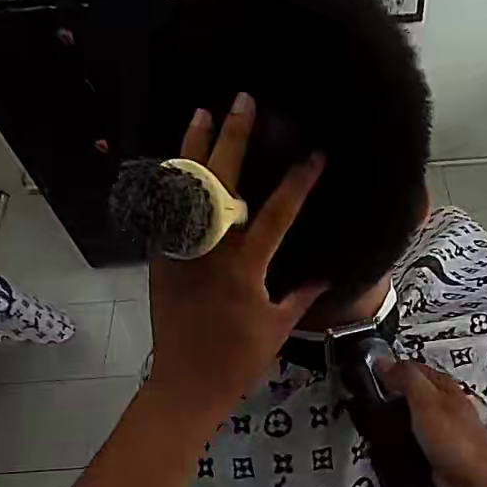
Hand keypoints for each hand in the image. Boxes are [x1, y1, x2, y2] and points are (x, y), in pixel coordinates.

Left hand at [144, 93, 325, 420]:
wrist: (186, 383)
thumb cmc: (239, 360)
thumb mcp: (278, 328)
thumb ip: (302, 296)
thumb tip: (327, 276)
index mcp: (245, 271)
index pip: (276, 216)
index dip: (297, 183)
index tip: (314, 156)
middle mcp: (210, 252)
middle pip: (222, 186)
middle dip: (234, 140)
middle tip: (243, 103)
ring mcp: (179, 252)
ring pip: (184, 191)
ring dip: (194, 148)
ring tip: (203, 112)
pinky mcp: (160, 259)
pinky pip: (164, 212)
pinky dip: (172, 182)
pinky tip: (178, 160)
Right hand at [380, 360, 486, 486]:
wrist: (473, 480)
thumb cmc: (457, 441)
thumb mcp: (426, 402)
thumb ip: (406, 379)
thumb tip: (384, 361)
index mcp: (445, 387)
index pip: (414, 368)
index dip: (392, 368)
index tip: (370, 373)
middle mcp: (446, 405)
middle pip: (413, 392)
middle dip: (392, 394)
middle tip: (370, 398)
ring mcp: (442, 429)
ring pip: (413, 416)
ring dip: (396, 419)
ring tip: (376, 422)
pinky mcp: (438, 450)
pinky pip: (414, 439)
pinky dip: (402, 439)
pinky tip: (392, 444)